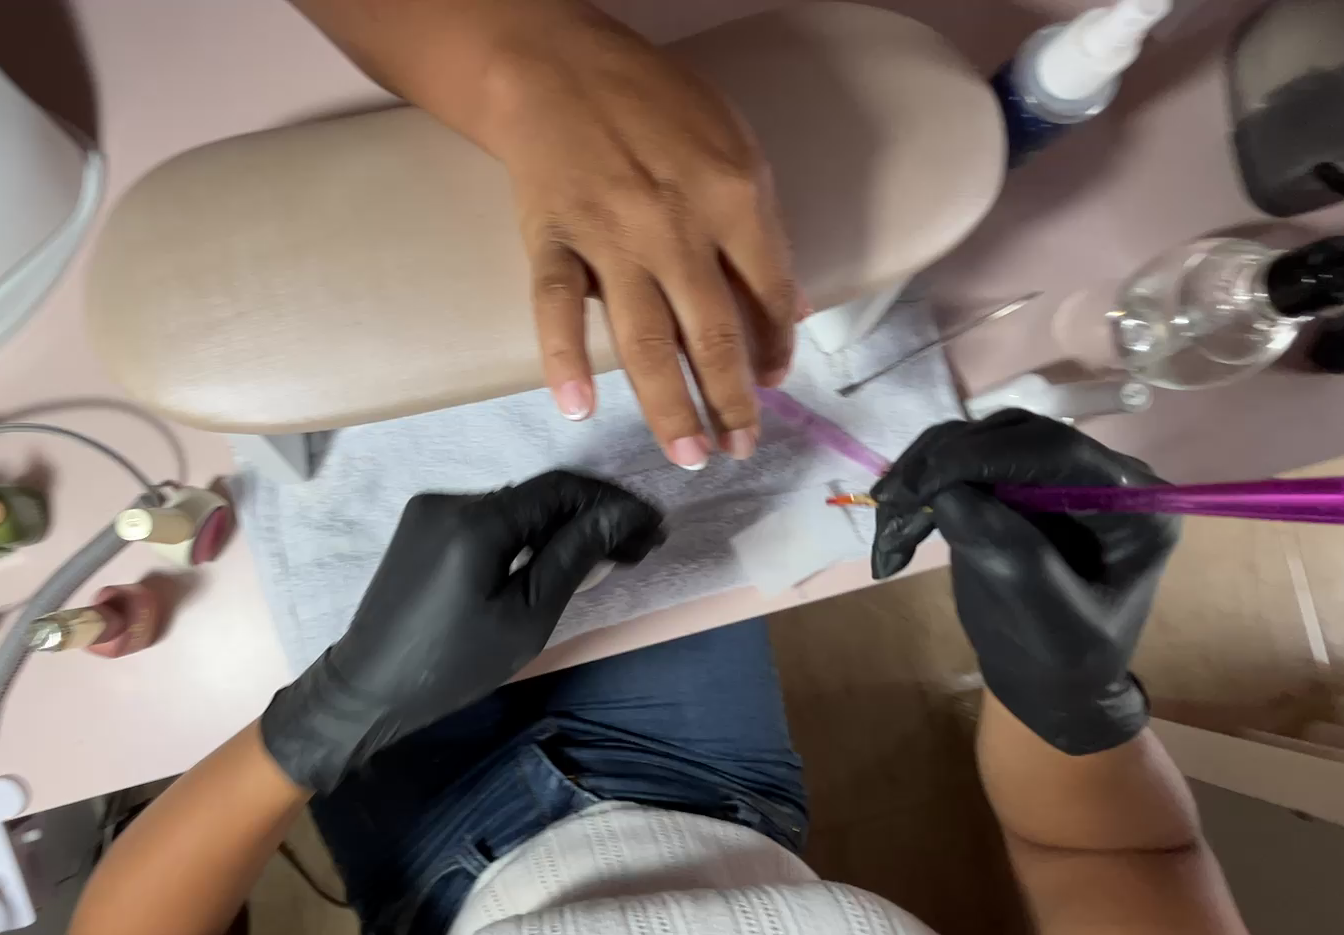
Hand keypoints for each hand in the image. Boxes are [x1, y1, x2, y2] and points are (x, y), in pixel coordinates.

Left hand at [260, 470, 663, 791]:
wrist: (368, 687)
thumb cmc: (453, 664)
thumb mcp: (526, 617)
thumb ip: (574, 556)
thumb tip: (622, 515)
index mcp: (477, 520)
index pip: (562, 488)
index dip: (613, 503)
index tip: (653, 526)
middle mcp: (451, 498)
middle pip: (538, 495)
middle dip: (591, 516)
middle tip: (638, 548)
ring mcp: (431, 509)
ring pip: (514, 506)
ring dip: (559, 527)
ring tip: (603, 558)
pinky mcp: (422, 525)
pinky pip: (487, 519)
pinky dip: (523, 535)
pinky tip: (549, 559)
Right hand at [477, 7, 803, 467]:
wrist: (563, 71)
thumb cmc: (656, 106)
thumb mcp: (736, 150)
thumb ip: (762, 231)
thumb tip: (791, 306)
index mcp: (732, 198)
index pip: (766, 294)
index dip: (775, 350)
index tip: (772, 389)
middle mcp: (676, 228)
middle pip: (711, 333)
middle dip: (730, 400)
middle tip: (738, 449)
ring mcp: (610, 239)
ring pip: (644, 338)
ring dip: (668, 404)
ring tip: (687, 454)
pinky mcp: (552, 242)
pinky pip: (554, 308)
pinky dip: (563, 359)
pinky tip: (576, 408)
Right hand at [868, 411, 1180, 754]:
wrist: (1046, 680)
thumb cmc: (1060, 661)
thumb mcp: (1047, 621)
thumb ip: (1010, 555)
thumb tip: (949, 493)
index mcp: (1130, 503)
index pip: (1053, 449)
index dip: (979, 456)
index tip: (915, 488)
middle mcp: (1092, 477)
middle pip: (1006, 434)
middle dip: (939, 462)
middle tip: (888, 504)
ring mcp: (1045, 480)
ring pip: (970, 442)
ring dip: (917, 476)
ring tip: (887, 525)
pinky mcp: (1004, 489)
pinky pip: (951, 465)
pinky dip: (915, 490)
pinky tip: (895, 527)